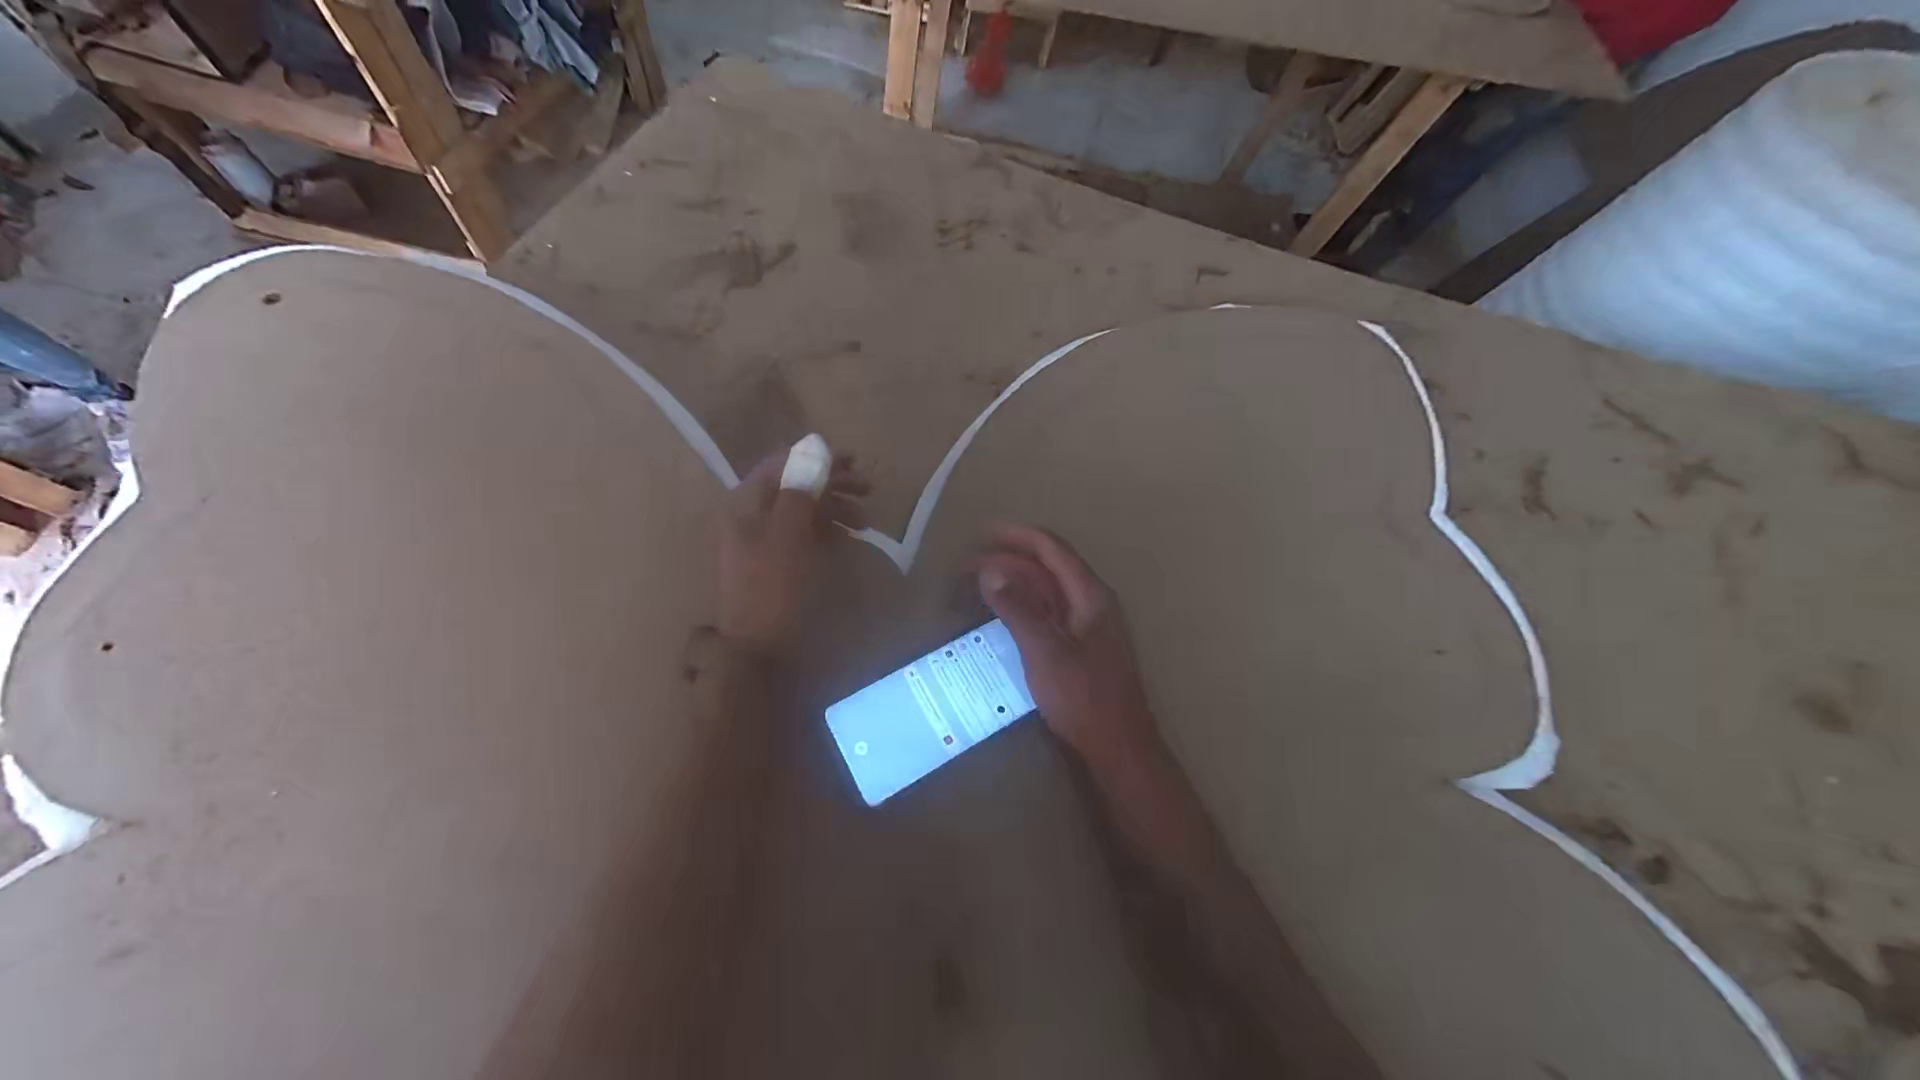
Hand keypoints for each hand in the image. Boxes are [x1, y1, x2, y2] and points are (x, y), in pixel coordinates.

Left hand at [717, 450, 865, 655]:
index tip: (855, 463)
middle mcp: (750, 517)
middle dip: (832, 483)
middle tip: (868, 489)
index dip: (818, 458)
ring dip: (834, 508)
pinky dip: (827, 530)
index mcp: (746, 505)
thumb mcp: (788, 535)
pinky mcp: (776, 564)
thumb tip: (815, 444)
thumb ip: (800, 489)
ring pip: (802, 510)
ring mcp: (762, 542)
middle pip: (794, 485)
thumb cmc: (774, 590)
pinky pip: (804, 534)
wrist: (758, 652)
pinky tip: (847, 538)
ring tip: (864, 522)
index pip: (782, 464)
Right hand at [974, 524, 1160, 768]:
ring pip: (1046, 589)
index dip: (1018, 536)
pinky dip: (1022, 605)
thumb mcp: (1045, 652)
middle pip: (1047, 567)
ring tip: (976, 586)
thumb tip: (990, 571)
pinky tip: (1000, 613)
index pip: (1052, 550)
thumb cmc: (1084, 699)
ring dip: (1013, 582)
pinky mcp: (1079, 645)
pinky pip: (1047, 611)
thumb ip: (1018, 609)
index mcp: (1090, 595)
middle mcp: (1091, 602)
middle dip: (1007, 561)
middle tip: (966, 568)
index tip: (982, 533)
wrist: (1118, 747)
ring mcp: (1087, 624)